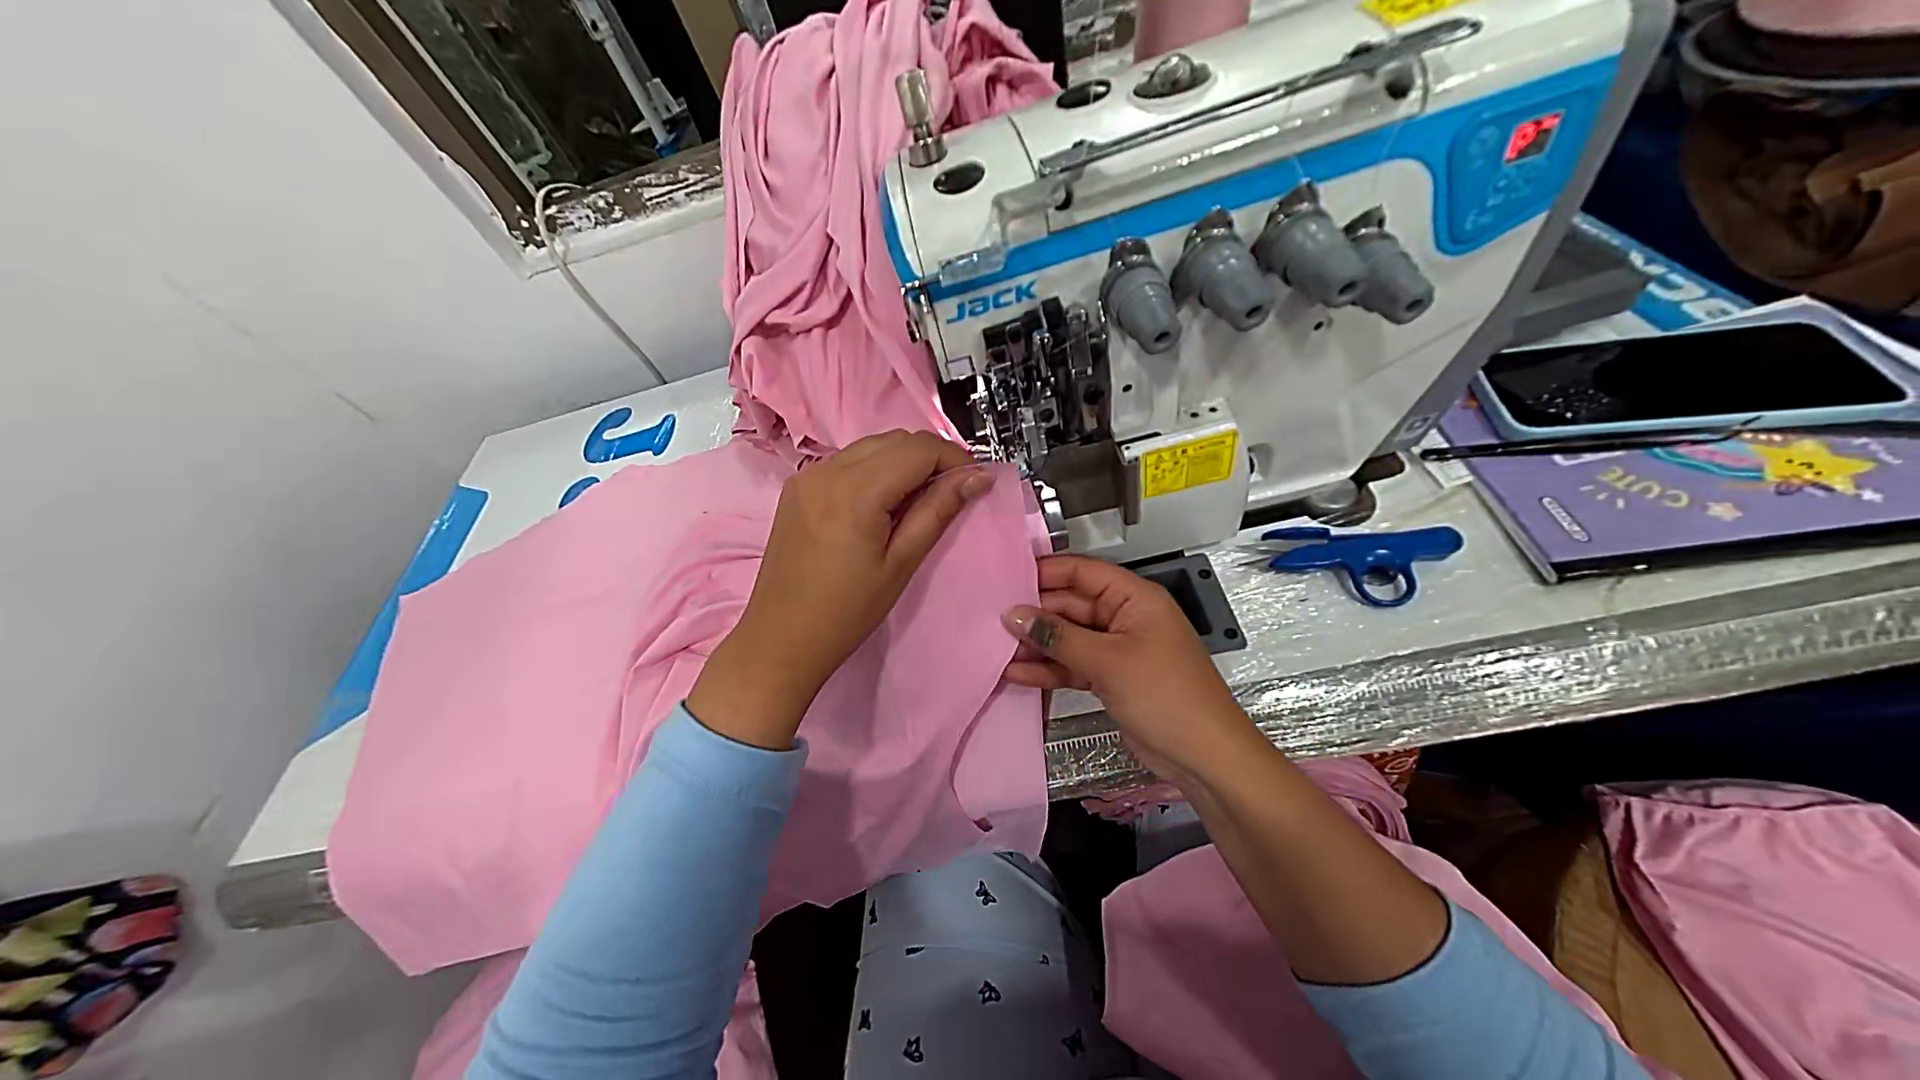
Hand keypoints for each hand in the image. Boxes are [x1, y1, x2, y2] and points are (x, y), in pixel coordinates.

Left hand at [688, 430, 993, 747]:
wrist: (781, 638)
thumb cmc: (845, 612)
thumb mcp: (901, 564)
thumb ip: (938, 511)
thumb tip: (976, 478)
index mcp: (855, 491)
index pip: (918, 449)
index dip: (954, 458)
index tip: (974, 480)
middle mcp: (827, 471)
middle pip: (895, 440)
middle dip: (929, 457)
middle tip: (950, 493)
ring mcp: (807, 476)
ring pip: (870, 446)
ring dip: (902, 461)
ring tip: (917, 501)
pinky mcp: (797, 487)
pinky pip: (846, 461)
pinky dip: (873, 469)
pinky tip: (881, 504)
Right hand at [1001, 556, 1268, 790]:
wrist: (1203, 756)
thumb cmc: (1168, 696)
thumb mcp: (1108, 661)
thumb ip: (1058, 636)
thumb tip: (1015, 615)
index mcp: (1134, 598)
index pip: (1082, 572)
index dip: (1045, 573)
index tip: (1006, 579)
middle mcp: (1124, 617)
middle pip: (1070, 605)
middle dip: (1035, 614)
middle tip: (993, 621)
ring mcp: (1116, 649)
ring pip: (1068, 638)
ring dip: (1037, 645)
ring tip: (997, 648)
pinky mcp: (1110, 678)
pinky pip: (1072, 665)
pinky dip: (1049, 669)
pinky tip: (1017, 674)